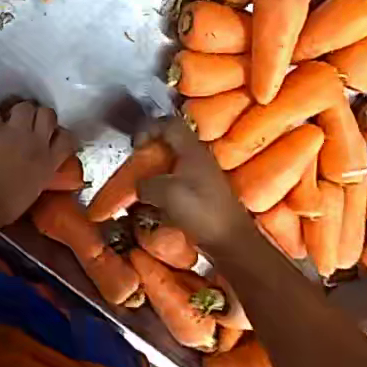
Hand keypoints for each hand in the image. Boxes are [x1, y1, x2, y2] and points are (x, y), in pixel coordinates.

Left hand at [0, 101, 78, 227]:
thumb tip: (34, 168)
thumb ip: (38, 174)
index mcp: (48, 163)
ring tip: (7, 117)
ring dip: (16, 110)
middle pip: (47, 113)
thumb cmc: (5, 207)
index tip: (53, 136)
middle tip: (29, 123)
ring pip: (24, 106)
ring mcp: (13, 131)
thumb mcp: (33, 191)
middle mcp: (35, 142)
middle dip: (39, 115)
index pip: (67, 138)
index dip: (61, 134)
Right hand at [137, 117, 265, 252]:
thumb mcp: (165, 193)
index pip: (169, 124)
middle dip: (148, 154)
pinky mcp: (202, 196)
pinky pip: (176, 184)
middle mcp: (198, 159)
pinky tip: (154, 205)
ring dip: (154, 174)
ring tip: (140, 189)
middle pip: (168, 145)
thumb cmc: (201, 212)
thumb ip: (145, 184)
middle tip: (135, 168)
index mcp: (192, 150)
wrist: (232, 243)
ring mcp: (202, 178)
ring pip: (171, 166)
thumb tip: (139, 187)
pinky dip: (162, 190)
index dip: (149, 129)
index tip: (136, 146)